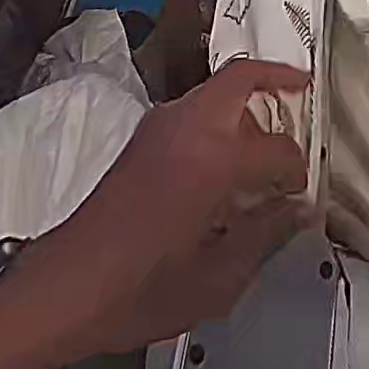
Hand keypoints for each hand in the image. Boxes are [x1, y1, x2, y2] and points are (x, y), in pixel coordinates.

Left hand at [0, 59, 315, 368]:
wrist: (66, 287)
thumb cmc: (140, 290)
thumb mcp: (218, 279)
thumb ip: (266, 235)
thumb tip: (298, 210)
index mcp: (211, 159)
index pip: (275, 148)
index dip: (297, 169)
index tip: (302, 191)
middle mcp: (185, 128)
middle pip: (240, 78)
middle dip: (276, 78)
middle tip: (302, 89)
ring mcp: (160, 127)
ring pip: (215, 90)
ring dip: (247, 98)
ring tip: (268, 130)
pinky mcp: (143, 137)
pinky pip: (194, 108)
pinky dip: (221, 113)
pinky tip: (229, 151)